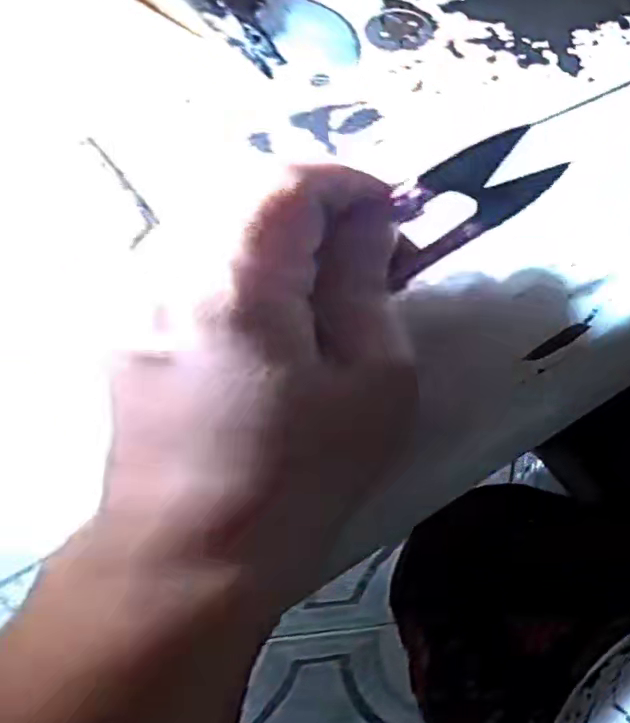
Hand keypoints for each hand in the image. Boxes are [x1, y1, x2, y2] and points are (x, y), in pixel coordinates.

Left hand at [75, 166, 416, 620]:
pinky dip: (262, 257)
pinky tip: (302, 304)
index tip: (407, 211)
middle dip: (328, 204)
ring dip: (296, 232)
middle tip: (391, 250)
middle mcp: (160, 275)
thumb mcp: (376, 374)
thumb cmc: (313, 460)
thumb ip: (369, 285)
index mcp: (232, 288)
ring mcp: (132, 298)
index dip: (354, 182)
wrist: (203, 540)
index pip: (283, 184)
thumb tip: (376, 222)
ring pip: (219, 221)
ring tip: (354, 280)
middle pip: (243, 191)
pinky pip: (198, 258)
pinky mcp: (130, 323)